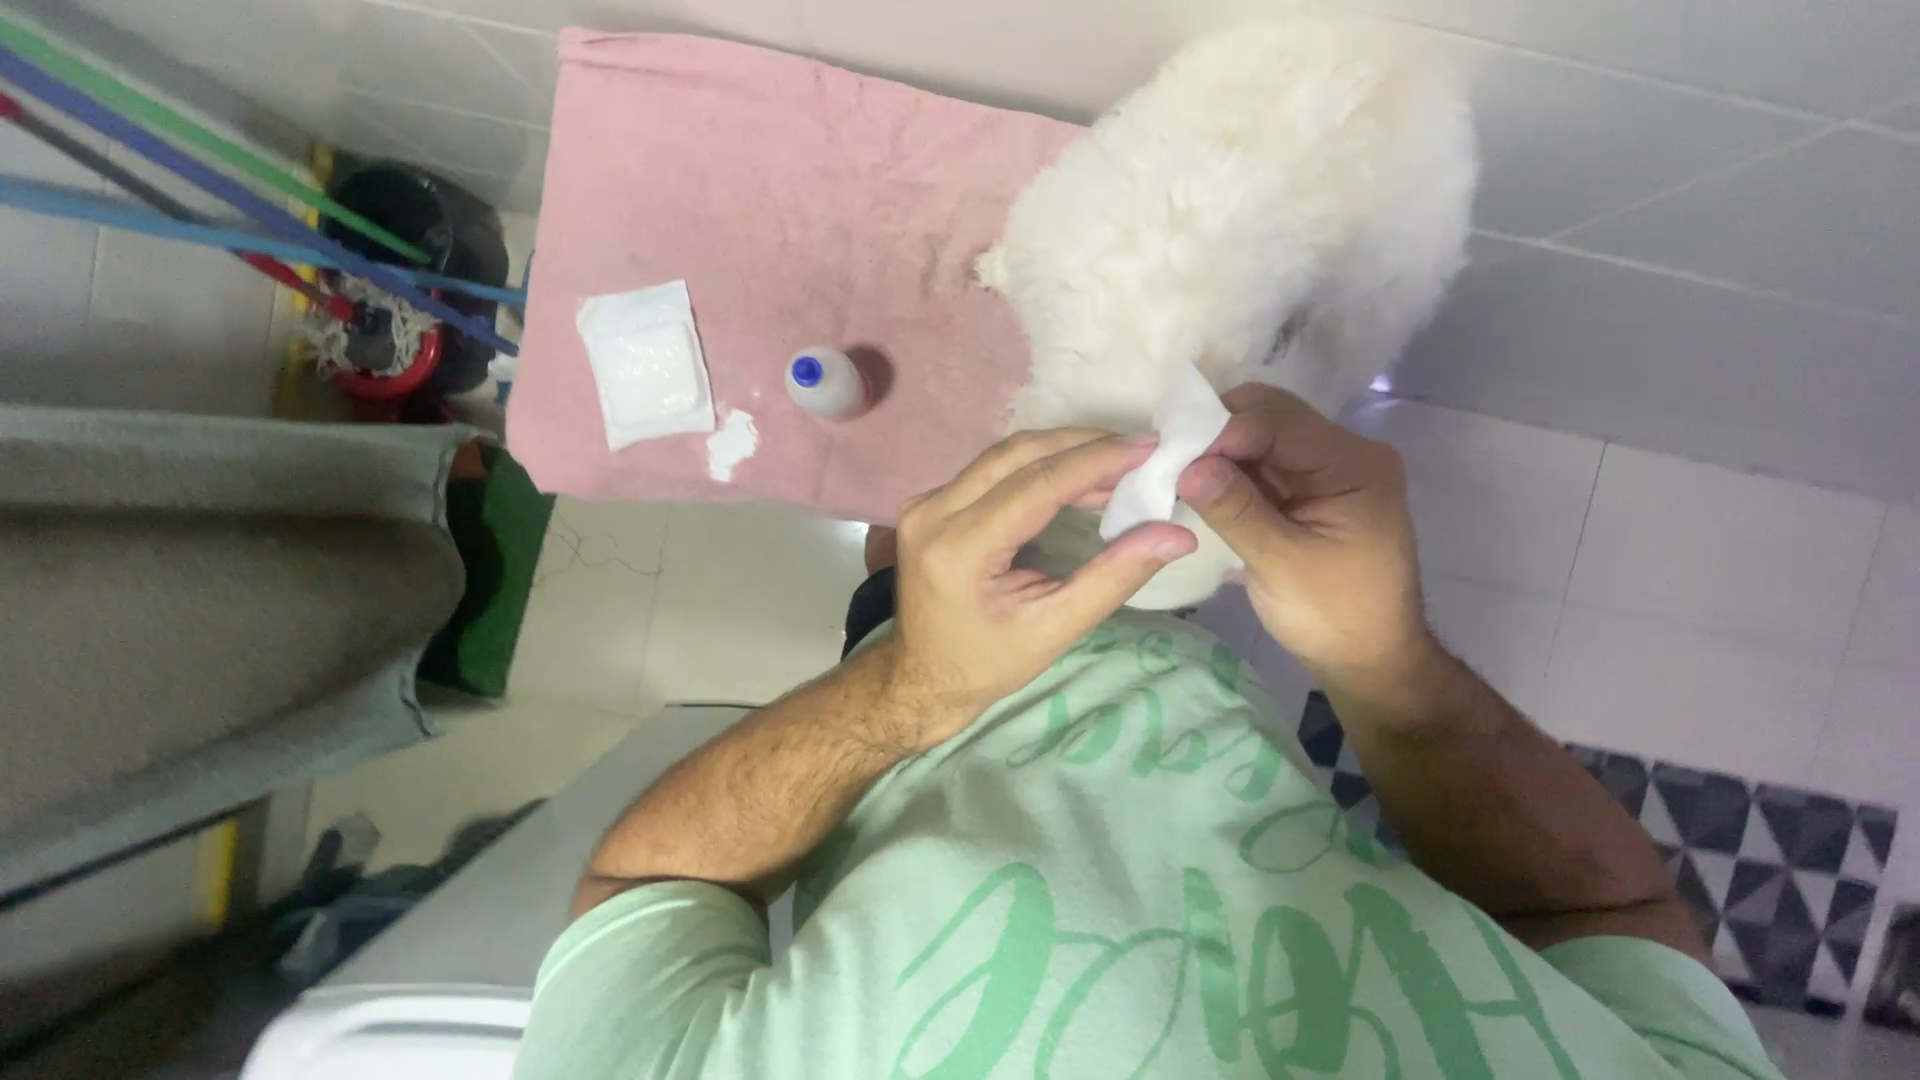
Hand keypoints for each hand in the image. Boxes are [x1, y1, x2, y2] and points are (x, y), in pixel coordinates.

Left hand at [875, 429, 1197, 749]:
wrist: (922, 677)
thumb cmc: (989, 663)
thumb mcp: (1056, 628)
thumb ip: (1114, 576)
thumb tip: (1178, 535)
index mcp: (959, 549)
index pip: (1036, 485)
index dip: (1095, 461)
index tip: (1149, 448)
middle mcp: (932, 513)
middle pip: (1017, 455)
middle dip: (1083, 446)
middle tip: (1140, 450)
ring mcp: (924, 504)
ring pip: (1003, 456)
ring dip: (1062, 453)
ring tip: (1118, 466)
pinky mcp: (928, 503)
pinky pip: (990, 470)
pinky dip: (1038, 467)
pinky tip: (1077, 480)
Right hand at [1176, 384, 1437, 686]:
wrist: (1368, 658)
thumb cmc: (1334, 615)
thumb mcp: (1281, 564)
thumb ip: (1236, 510)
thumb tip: (1188, 467)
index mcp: (1353, 464)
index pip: (1277, 421)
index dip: (1222, 432)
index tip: (1174, 460)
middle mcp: (1344, 453)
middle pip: (1269, 417)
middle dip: (1216, 433)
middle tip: (1170, 462)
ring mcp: (1325, 471)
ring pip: (1260, 437)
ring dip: (1218, 452)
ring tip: (1176, 474)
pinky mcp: (1308, 490)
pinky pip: (1261, 464)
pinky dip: (1228, 471)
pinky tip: (1198, 487)